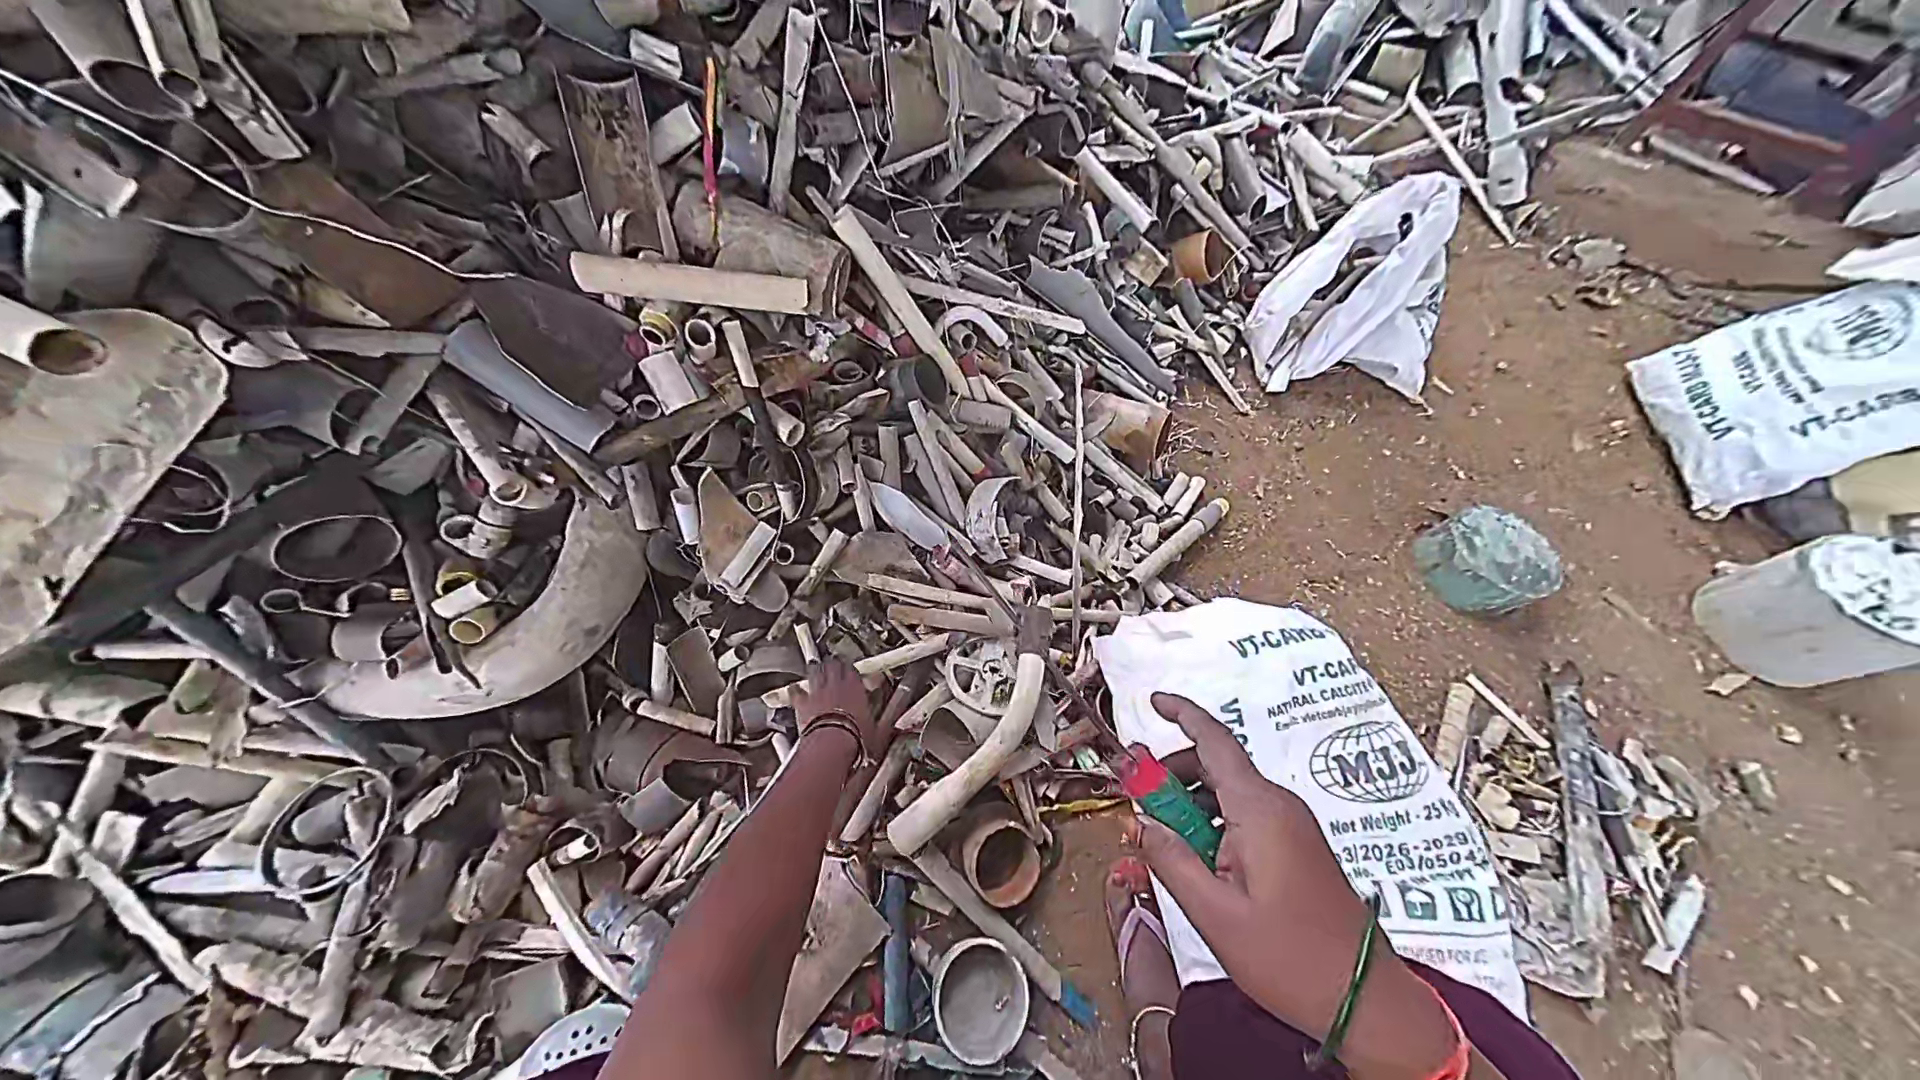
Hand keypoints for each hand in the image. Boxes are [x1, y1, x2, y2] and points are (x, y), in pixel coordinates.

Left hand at [792, 658, 878, 760]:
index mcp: (855, 687)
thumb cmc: (855, 738)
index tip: (852, 669)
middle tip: (834, 662)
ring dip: (815, 668)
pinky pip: (796, 691)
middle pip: (833, 664)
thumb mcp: (877, 731)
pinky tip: (794, 688)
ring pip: (815, 671)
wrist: (830, 745)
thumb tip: (891, 725)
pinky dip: (795, 689)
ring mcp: (817, 692)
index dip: (851, 668)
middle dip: (833, 662)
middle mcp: (835, 684)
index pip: (852, 669)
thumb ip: (883, 722)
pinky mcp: (802, 704)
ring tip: (815, 665)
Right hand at [1135, 693, 1462, 1079]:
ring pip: (1227, 789)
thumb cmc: (1291, 959)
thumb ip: (1171, 860)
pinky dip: (1211, 819)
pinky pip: (1243, 813)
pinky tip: (1198, 857)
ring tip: (1166, 841)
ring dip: (1189, 802)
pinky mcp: (1295, 843)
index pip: (1214, 740)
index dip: (1181, 713)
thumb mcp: (1215, 914)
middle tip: (1139, 800)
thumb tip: (1140, 822)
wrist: (1368, 1004)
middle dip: (1171, 774)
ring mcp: (1290, 823)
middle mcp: (1277, 804)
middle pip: (1215, 764)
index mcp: (1259, 810)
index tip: (1152, 699)